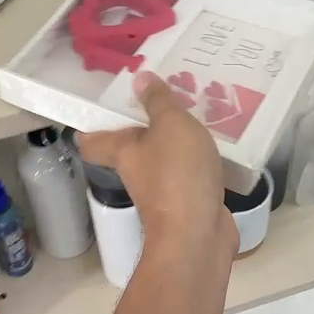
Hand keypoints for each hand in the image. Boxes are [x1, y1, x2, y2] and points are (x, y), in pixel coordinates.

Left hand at [77, 82, 236, 259]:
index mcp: (122, 151)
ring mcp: (164, 190)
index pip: (92, 139)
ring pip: (167, 157)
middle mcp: (137, 171)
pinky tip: (221, 143)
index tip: (109, 100)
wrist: (198, 235)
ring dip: (180, 140)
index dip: (94, 121)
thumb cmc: (176, 175)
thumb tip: (139, 78)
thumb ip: (158, 101)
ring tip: (201, 110)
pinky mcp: (190, 201)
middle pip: (135, 144)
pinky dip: (202, 160)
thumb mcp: (170, 125)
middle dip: (150, 122)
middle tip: (170, 93)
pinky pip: (192, 174)